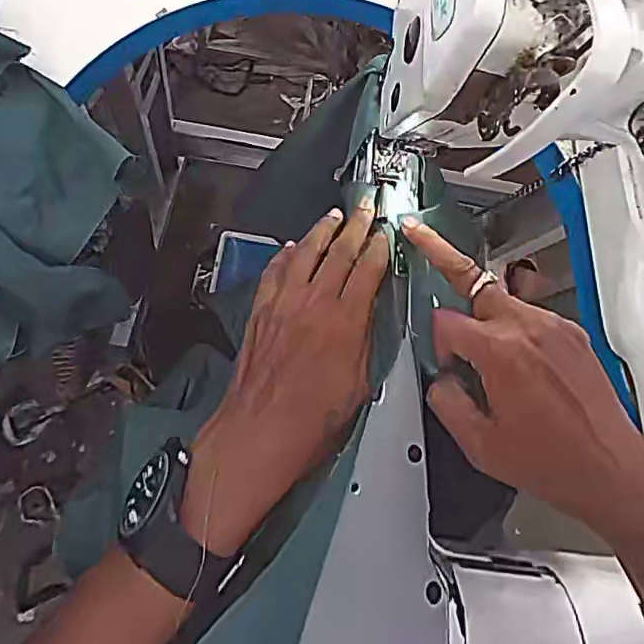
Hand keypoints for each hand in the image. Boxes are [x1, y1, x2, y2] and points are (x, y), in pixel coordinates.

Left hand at [183, 200, 390, 554]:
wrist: (258, 433)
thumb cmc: (308, 422)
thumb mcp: (358, 386)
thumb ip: (365, 344)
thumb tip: (368, 320)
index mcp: (344, 321)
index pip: (367, 270)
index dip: (379, 248)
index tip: (385, 236)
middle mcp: (313, 305)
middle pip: (339, 252)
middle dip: (356, 226)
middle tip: (366, 209)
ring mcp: (284, 305)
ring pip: (305, 253)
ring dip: (321, 231)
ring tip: (333, 217)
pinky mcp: (261, 313)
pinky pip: (274, 272)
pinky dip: (284, 256)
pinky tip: (291, 248)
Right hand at [401, 217, 643, 543]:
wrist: (611, 468)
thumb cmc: (555, 462)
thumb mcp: (480, 444)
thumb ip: (447, 401)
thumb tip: (441, 381)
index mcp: (500, 352)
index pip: (446, 321)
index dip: (437, 344)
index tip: (442, 363)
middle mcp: (528, 328)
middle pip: (472, 279)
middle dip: (442, 257)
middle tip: (420, 235)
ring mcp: (554, 326)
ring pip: (503, 300)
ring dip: (486, 316)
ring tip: (488, 352)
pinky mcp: (572, 333)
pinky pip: (532, 317)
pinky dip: (517, 330)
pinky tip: (522, 366)